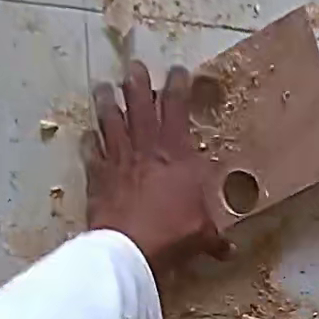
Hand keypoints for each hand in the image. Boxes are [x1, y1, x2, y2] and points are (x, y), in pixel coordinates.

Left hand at [84, 60, 232, 276]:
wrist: (130, 248)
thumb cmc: (173, 235)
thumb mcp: (201, 236)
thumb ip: (213, 238)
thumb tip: (230, 252)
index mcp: (176, 153)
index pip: (177, 107)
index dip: (178, 85)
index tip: (178, 71)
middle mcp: (146, 148)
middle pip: (139, 103)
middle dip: (138, 82)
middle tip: (135, 67)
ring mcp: (118, 159)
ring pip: (110, 119)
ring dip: (107, 102)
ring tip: (104, 88)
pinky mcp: (97, 176)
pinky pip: (91, 152)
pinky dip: (90, 142)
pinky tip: (88, 136)